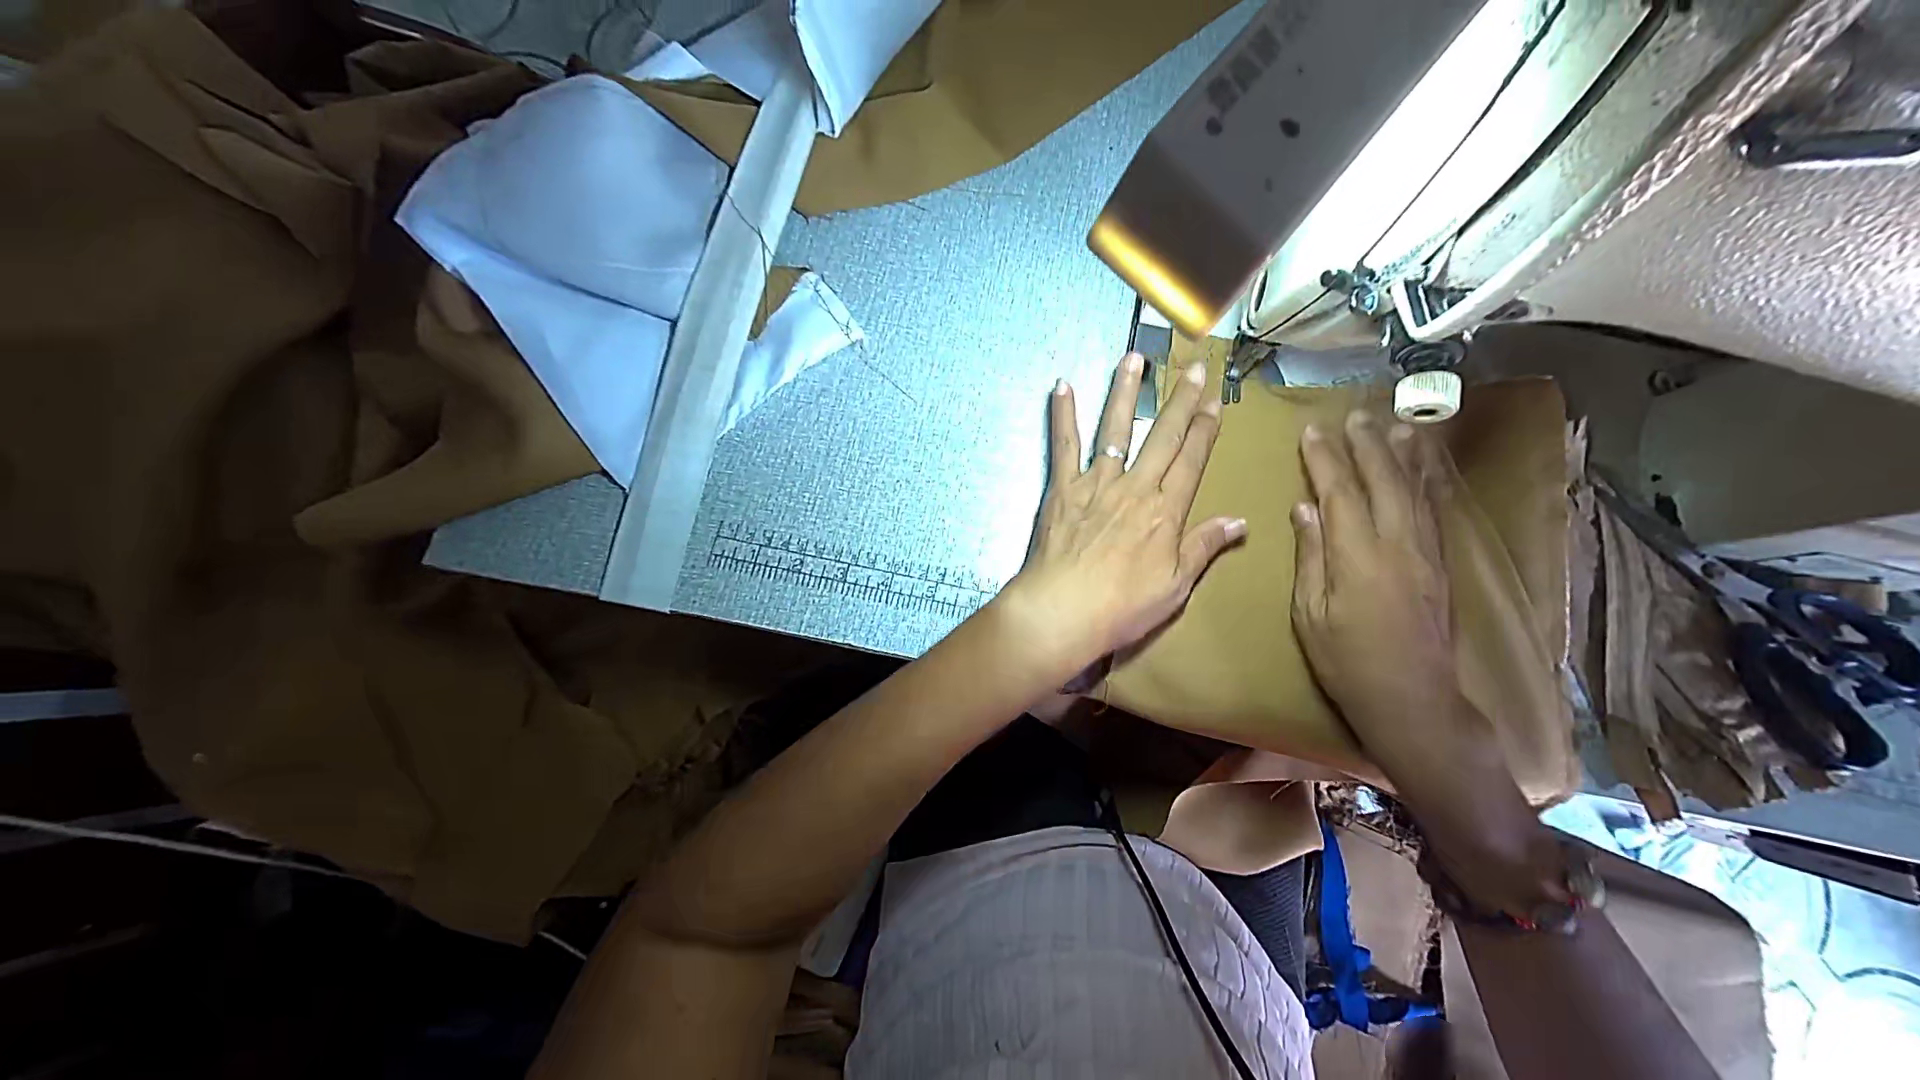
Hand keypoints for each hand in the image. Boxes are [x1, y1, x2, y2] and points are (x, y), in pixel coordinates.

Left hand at [998, 352, 1245, 679]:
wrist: (1063, 611)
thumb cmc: (1122, 606)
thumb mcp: (1176, 586)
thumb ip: (1204, 547)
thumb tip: (1240, 521)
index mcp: (1166, 511)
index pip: (1192, 460)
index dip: (1206, 429)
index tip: (1215, 401)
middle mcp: (1134, 487)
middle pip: (1162, 436)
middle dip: (1181, 401)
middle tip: (1193, 368)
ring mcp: (1096, 484)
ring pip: (1115, 429)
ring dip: (1125, 392)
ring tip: (1133, 359)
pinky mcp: (1062, 489)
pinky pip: (1063, 446)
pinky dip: (1063, 416)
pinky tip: (1062, 387)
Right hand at [1291, 412, 1555, 907]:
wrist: (1412, 698)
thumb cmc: (1346, 661)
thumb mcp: (1310, 614)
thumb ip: (1310, 557)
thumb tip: (1305, 508)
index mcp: (1357, 557)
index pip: (1339, 492)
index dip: (1324, 459)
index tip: (1311, 431)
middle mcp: (1397, 544)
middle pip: (1381, 481)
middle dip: (1364, 445)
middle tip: (1351, 417)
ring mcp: (1425, 551)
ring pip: (1414, 489)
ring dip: (1402, 455)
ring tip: (1393, 425)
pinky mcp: (1441, 563)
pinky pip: (1433, 510)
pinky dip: (1427, 482)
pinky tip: (1423, 467)